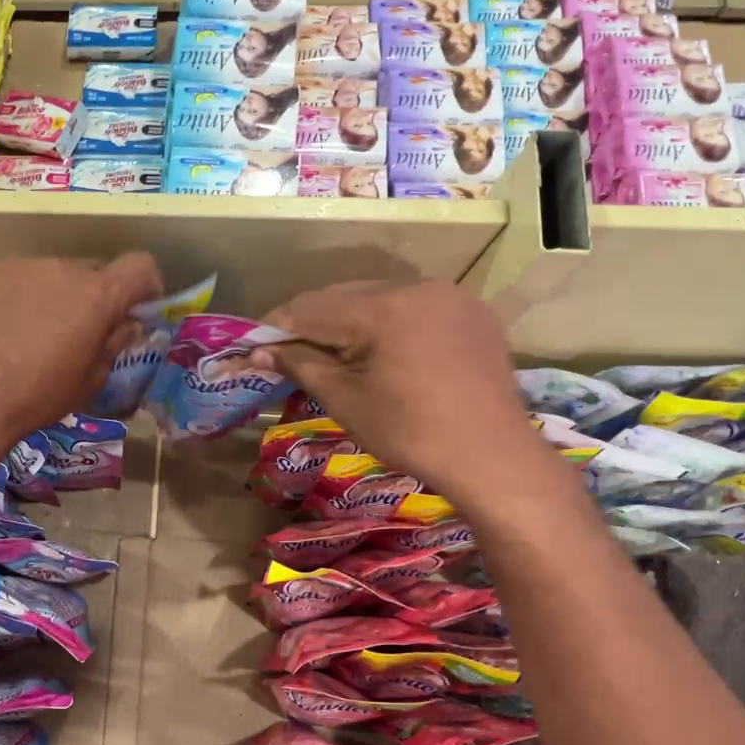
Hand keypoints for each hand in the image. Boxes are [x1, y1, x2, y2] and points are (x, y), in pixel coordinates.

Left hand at [0, 254, 162, 443]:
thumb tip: (126, 324)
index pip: (140, 266)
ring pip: (54, 273)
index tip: (136, 308)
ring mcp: (23, 265)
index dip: (145, 285)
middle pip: (94, 271)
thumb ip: (114, 344)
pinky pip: (20, 276)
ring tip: (35, 332)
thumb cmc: (38, 399)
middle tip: (80, 331)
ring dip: (56, 294)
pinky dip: (22, 294)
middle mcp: (64, 268)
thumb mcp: (89, 382)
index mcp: (97, 296)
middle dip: (96, 295)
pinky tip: (6, 326)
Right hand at [254, 280, 548, 500]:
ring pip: (380, 297)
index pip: (311, 306)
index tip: (253, 345)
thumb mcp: (345, 400)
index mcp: (382, 309)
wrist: (490, 456)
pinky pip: (414, 306)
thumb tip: (259, 351)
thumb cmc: (409, 433)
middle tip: (288, 353)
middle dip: (312, 322)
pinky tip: (382, 352)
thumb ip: (301, 365)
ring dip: (350, 320)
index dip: (276, 325)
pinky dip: (389, 323)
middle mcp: (417, 288)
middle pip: (345, 295)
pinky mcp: (472, 311)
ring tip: (335, 355)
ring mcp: (450, 296)